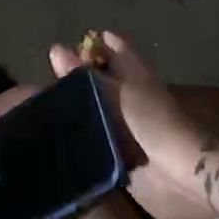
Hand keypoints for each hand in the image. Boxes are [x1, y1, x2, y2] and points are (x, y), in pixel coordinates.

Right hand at [50, 32, 218, 218]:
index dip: (94, 44)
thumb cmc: (152, 123)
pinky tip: (52, 143)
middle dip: (78, 79)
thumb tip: (55, 49)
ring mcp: (125, 128)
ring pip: (96, 113)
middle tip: (43, 79)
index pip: (114, 49)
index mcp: (134, 75)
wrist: (178, 174)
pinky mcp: (120, 157)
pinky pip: (95, 145)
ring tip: (39, 110)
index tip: (67, 44)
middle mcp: (129, 98)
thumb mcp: (116, 93)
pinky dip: (78, 143)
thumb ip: (86, 75)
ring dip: (75, 113)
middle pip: (102, 80)